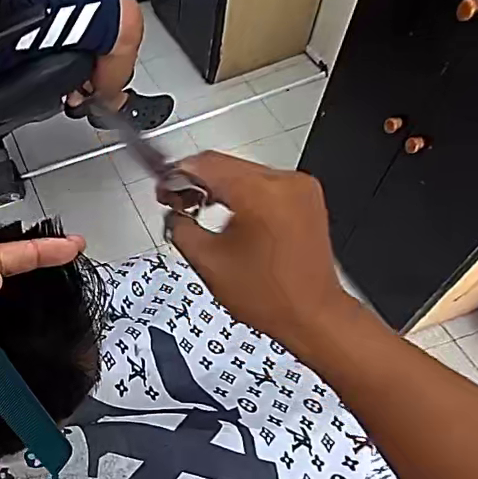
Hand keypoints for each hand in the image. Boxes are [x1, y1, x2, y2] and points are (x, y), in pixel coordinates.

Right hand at [163, 152, 362, 353]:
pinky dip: (246, 197)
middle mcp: (284, 184)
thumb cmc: (272, 298)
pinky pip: (267, 186)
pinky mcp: (307, 200)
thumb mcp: (208, 263)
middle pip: (227, 166)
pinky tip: (233, 218)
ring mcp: (300, 189)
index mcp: (258, 193)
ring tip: (204, 213)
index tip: (166, 188)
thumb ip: (180, 228)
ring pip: (246, 175)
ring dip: (222, 189)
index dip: (177, 175)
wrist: (311, 315)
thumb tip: (174, 215)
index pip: (206, 164)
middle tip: (179, 203)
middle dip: (198, 184)